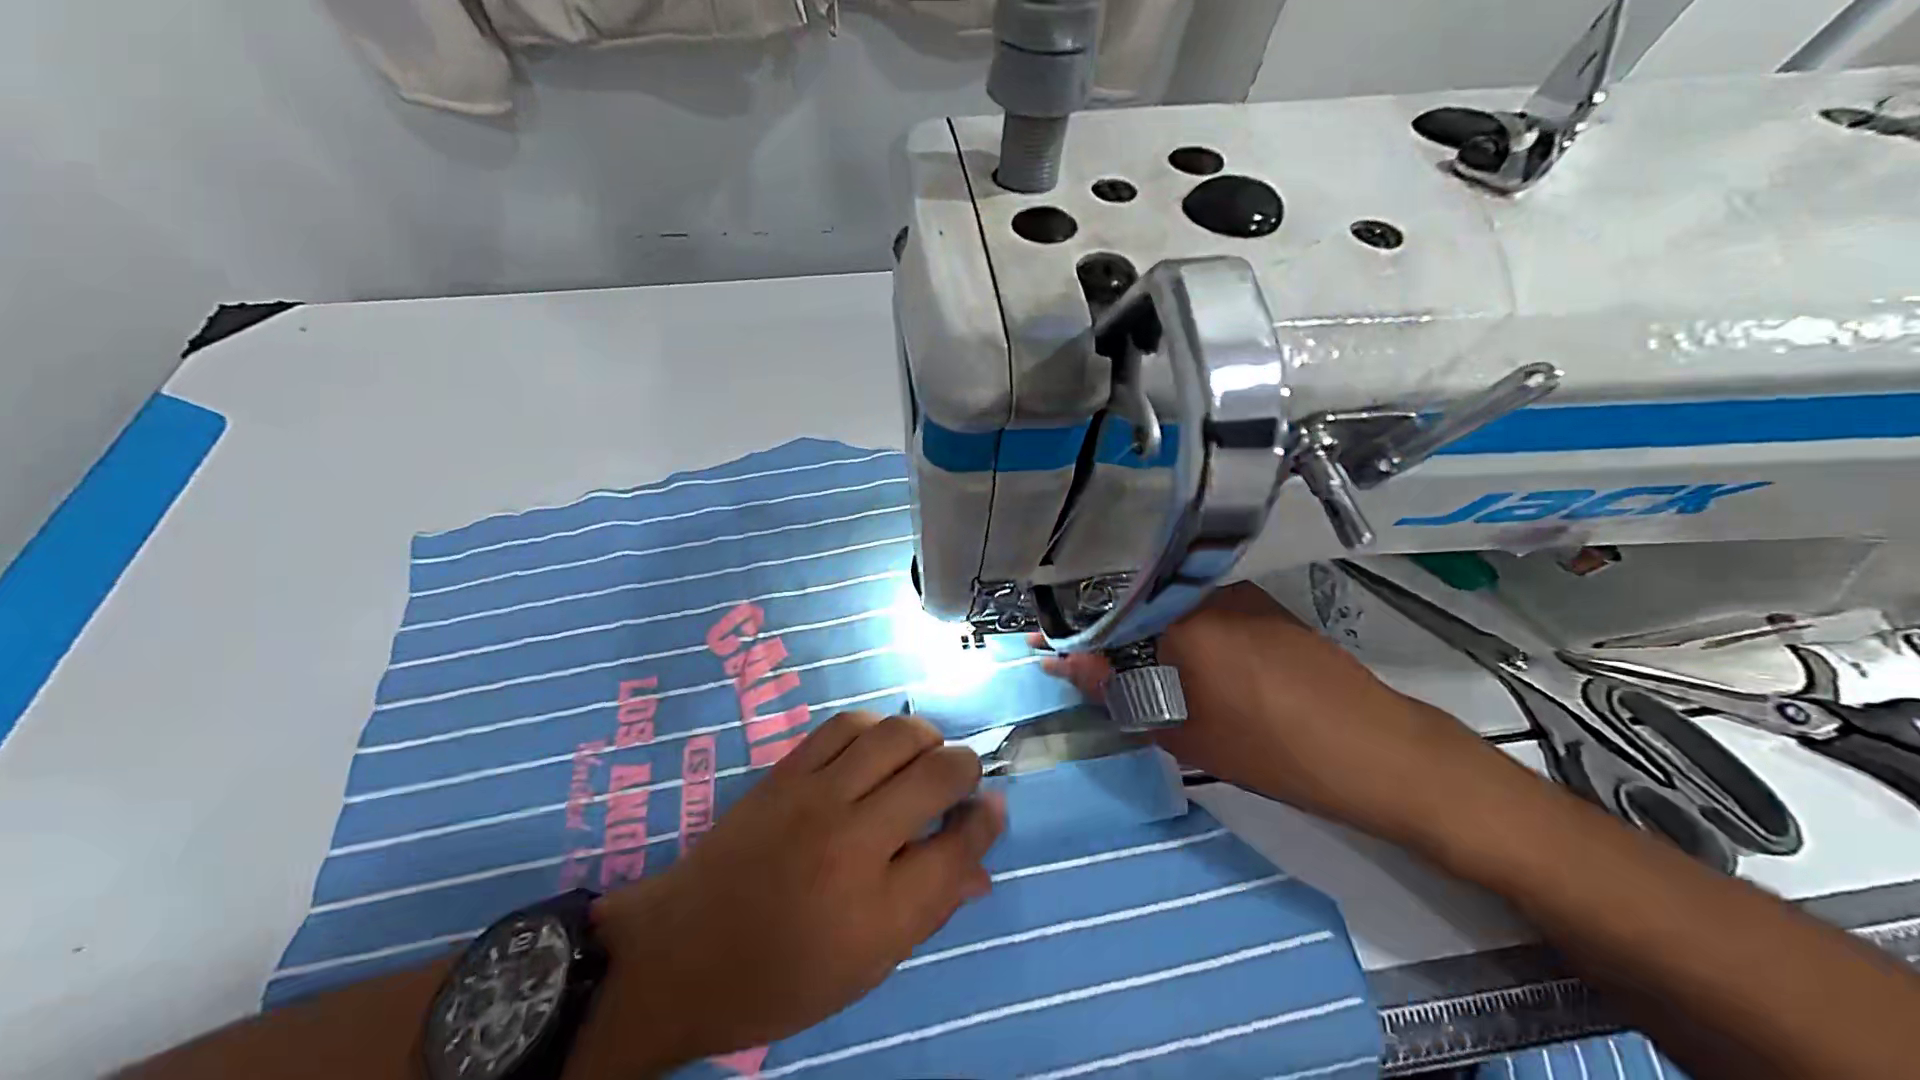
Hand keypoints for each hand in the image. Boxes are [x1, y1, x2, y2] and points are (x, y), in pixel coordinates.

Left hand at [565, 712, 1004, 1077]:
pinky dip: (876, 728)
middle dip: (966, 768)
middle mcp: (854, 842)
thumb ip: (930, 909)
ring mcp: (815, 797)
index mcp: (879, 910)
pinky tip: (878, 747)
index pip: (960, 846)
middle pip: (937, 774)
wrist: (679, 955)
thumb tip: (980, 865)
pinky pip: (845, 725)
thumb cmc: (781, 976)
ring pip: (894, 735)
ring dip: (925, 739)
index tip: (991, 809)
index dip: (987, 820)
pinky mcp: (785, 773)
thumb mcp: (867, 966)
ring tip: (924, 758)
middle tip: (960, 784)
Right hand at [1036, 581, 1522, 842]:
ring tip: (1126, 668)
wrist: (1378, 752)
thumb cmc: (1269, 746)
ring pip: (1168, 606)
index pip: (1103, 609)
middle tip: (1083, 666)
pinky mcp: (1265, 611)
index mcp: (1179, 611)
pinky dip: (1177, 634)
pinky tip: (1179, 665)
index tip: (1042, 645)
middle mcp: (1207, 590)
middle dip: (1102, 630)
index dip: (1069, 630)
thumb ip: (1113, 688)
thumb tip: (1062, 664)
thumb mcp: (1178, 726)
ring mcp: (1241, 596)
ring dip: (1141, 632)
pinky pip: (1202, 612)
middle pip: (1134, 599)